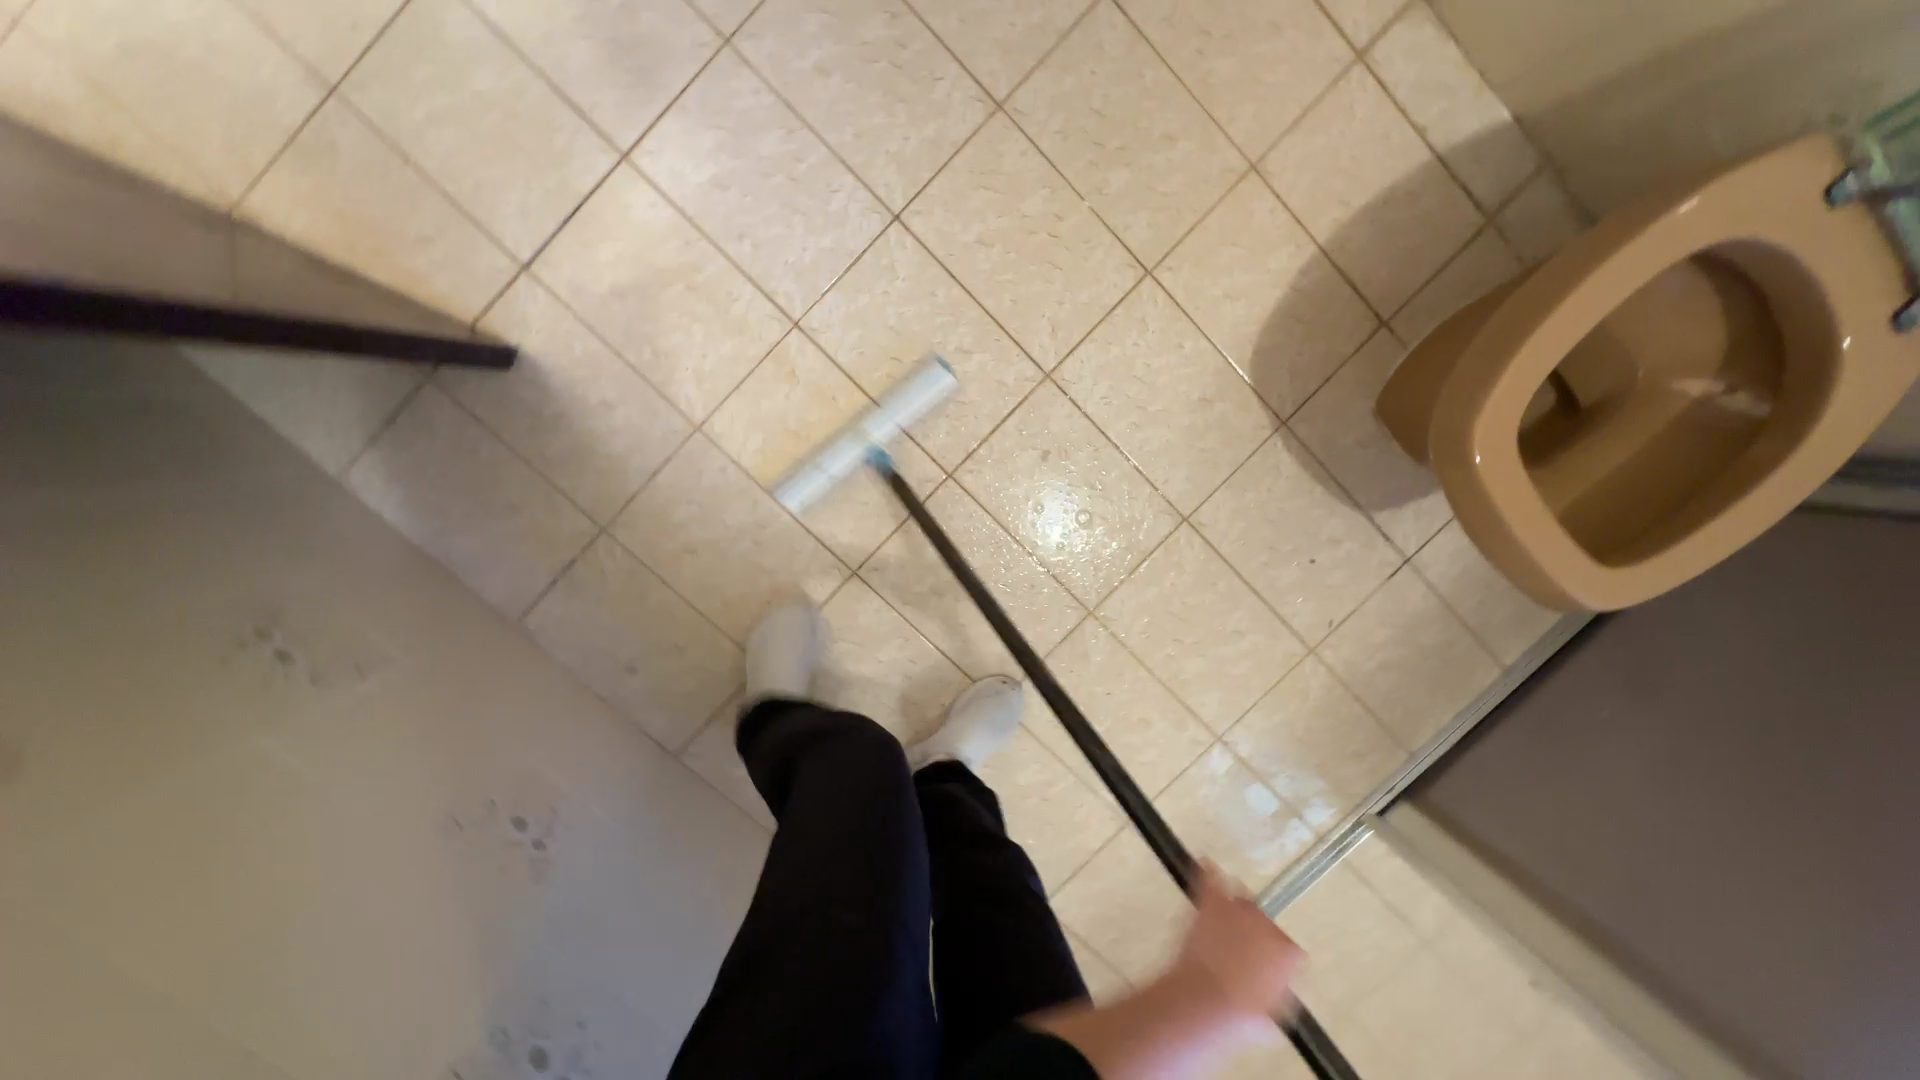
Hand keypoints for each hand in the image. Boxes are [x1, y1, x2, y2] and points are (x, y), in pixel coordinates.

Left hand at [1167, 863, 1305, 1023]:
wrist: (1203, 999)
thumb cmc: (1241, 1014)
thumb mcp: (1272, 1014)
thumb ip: (1280, 995)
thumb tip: (1279, 991)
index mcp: (1289, 952)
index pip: (1292, 947)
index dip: (1280, 956)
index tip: (1271, 965)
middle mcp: (1267, 923)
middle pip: (1267, 918)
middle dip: (1259, 930)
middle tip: (1245, 949)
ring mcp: (1237, 909)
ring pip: (1242, 899)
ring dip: (1237, 907)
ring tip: (1230, 917)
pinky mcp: (1210, 904)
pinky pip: (1209, 879)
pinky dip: (1207, 871)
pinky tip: (1205, 861)